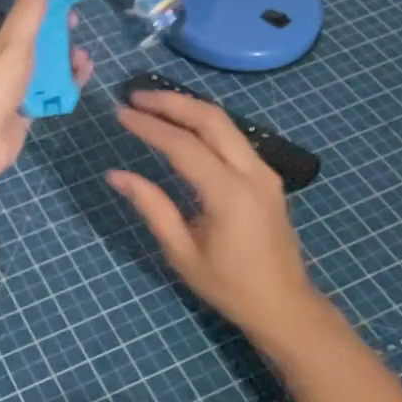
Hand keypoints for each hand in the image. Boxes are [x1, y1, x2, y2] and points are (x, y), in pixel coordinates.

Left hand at [0, 0, 91, 189]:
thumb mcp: (11, 40)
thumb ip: (27, 1)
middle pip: (30, 27)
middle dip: (54, 21)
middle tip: (76, 16)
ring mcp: (10, 80)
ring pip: (43, 57)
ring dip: (64, 53)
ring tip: (81, 52)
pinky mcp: (23, 105)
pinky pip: (49, 86)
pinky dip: (66, 80)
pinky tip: (82, 74)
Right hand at [108, 90, 320, 329]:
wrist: (284, 305)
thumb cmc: (229, 286)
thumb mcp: (181, 252)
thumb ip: (152, 207)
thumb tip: (117, 175)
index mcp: (228, 193)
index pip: (183, 145)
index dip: (149, 126)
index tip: (120, 114)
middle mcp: (251, 173)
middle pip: (210, 119)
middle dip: (171, 103)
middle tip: (135, 96)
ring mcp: (264, 172)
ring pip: (225, 124)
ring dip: (188, 109)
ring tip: (153, 105)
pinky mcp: (266, 178)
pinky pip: (233, 138)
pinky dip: (205, 125)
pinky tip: (183, 127)